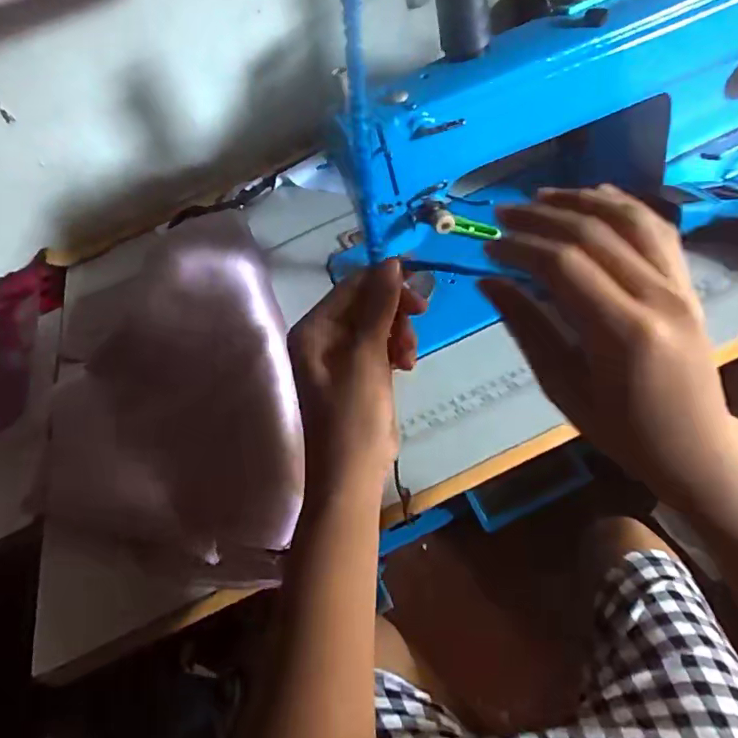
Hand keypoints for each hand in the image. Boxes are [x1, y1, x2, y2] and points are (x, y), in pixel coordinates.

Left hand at [288, 259, 427, 482]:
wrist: (351, 475)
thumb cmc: (354, 413)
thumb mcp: (368, 354)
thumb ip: (380, 306)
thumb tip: (391, 261)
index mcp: (314, 329)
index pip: (351, 286)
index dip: (386, 281)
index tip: (420, 288)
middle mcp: (321, 338)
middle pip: (365, 303)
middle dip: (395, 310)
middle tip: (423, 316)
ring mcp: (338, 358)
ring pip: (377, 324)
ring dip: (399, 332)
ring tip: (410, 357)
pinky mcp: (356, 374)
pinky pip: (378, 346)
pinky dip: (395, 349)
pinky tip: (406, 365)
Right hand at [479, 186, 737, 505]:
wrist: (696, 447)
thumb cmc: (624, 431)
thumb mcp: (564, 388)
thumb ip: (528, 328)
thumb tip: (488, 281)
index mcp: (623, 334)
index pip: (564, 265)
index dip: (521, 247)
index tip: (489, 247)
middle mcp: (657, 298)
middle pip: (593, 234)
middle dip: (540, 218)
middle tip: (501, 216)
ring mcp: (680, 286)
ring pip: (628, 220)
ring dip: (580, 201)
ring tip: (540, 197)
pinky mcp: (688, 283)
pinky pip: (657, 229)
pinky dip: (623, 206)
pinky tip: (595, 196)